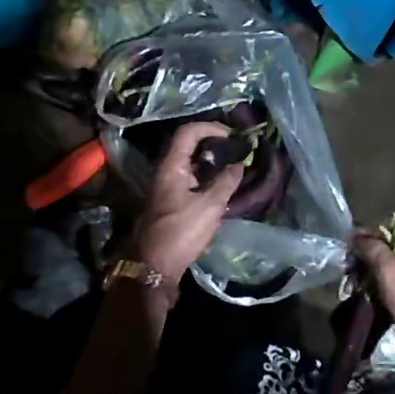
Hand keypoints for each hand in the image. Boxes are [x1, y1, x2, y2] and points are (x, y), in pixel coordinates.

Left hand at [123, 122, 244, 305]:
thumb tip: (240, 163)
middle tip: (235, 150)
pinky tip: (220, 185)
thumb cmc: (181, 232)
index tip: (232, 136)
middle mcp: (165, 172)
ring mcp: (165, 186)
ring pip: (188, 163)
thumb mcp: (209, 207)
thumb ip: (226, 182)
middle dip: (212, 143)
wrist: (154, 265)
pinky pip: (188, 178)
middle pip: (187, 145)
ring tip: (232, 166)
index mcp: (171, 167)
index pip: (187, 133)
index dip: (210, 128)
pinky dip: (204, 176)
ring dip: (209, 161)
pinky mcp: (169, 201)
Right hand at [352, 231, 394, 358]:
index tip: (346, 251)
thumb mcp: (387, 269)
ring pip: (391, 271)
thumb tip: (356, 235)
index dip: (363, 238)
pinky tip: (372, 298)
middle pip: (387, 251)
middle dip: (366, 260)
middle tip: (349, 272)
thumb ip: (371, 248)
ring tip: (356, 287)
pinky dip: (383, 290)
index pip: (383, 231)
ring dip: (372, 277)